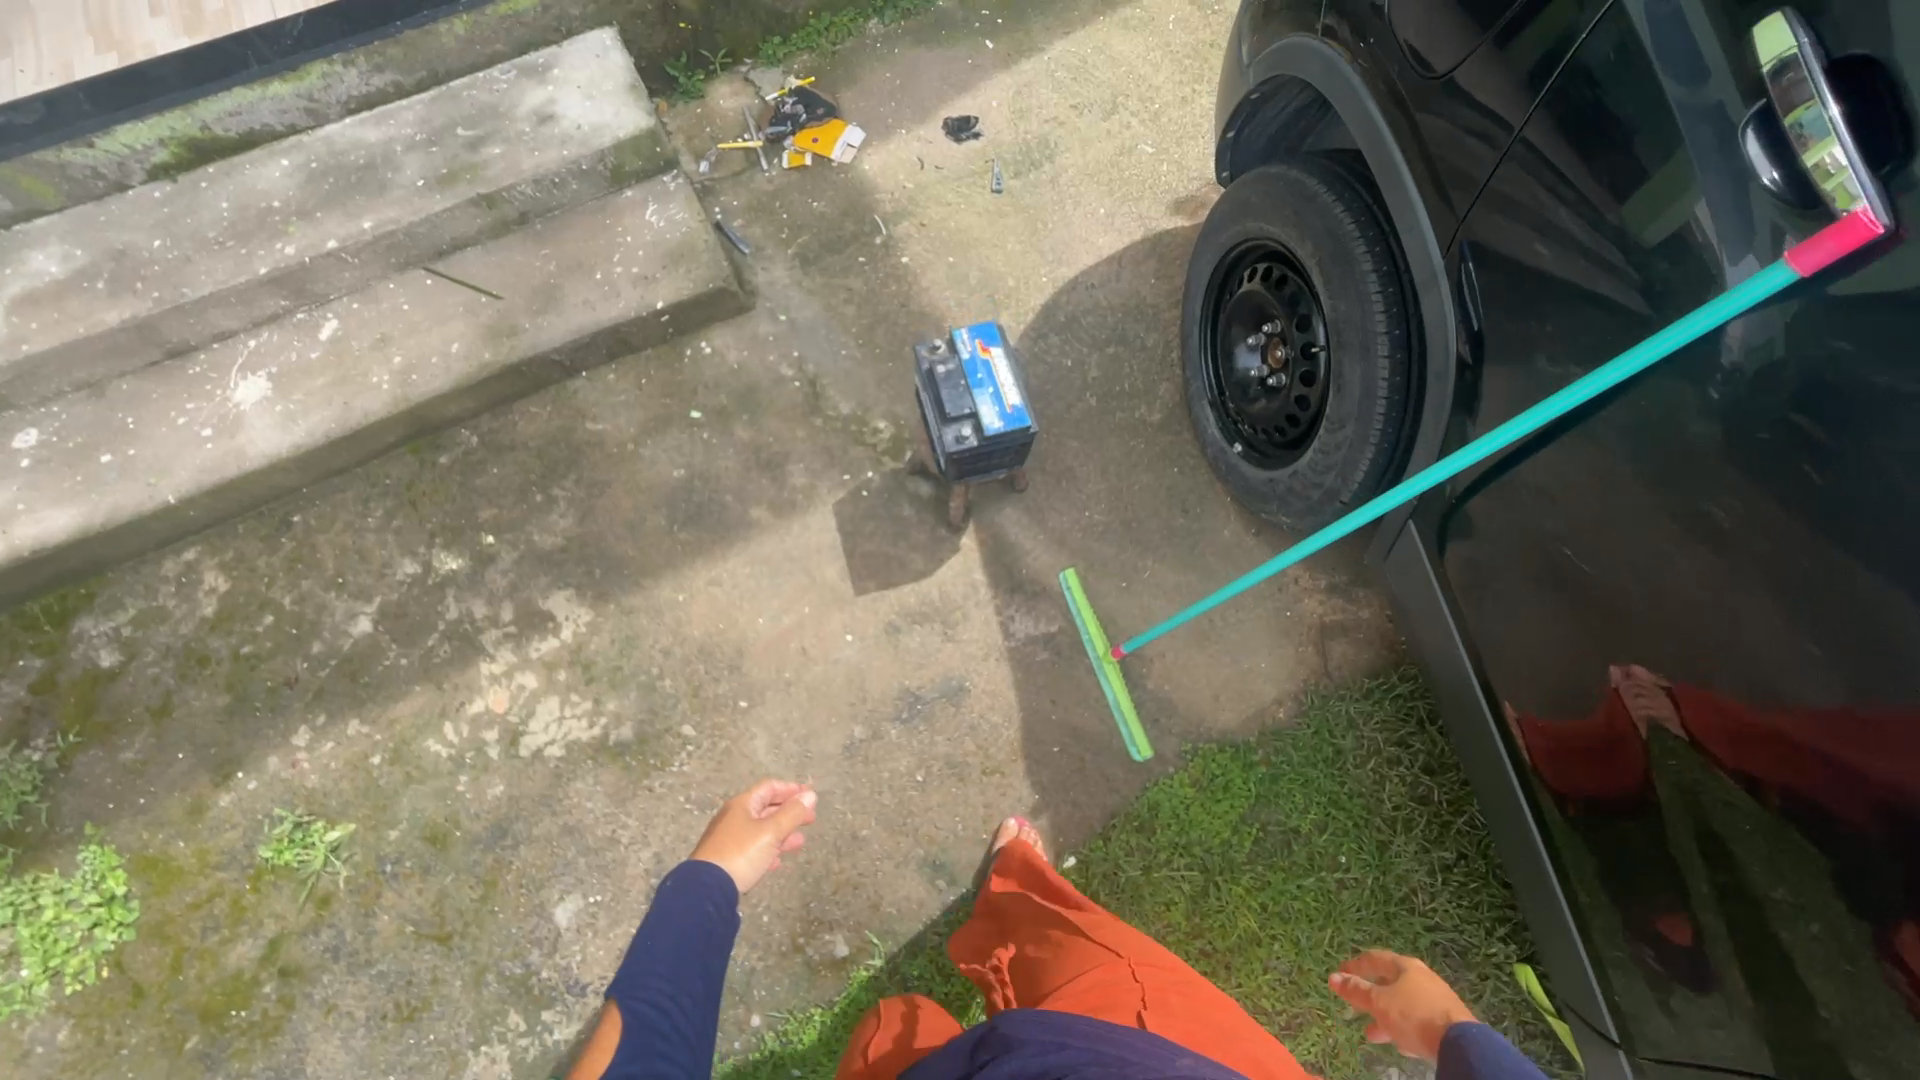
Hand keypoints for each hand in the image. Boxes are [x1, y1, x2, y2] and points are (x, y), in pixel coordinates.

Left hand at [690, 779, 817, 894]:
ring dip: (782, 833)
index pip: (770, 788)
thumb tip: (810, 795)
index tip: (810, 796)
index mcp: (742, 805)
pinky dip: (768, 850)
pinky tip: (777, 861)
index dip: (791, 789)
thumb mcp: (771, 832)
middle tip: (810, 818)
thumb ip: (792, 814)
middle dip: (789, 813)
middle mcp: (734, 818)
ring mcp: (729, 839)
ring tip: (800, 842)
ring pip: (761, 830)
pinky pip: (752, 849)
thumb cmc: (741, 853)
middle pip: (766, 808)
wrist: (706, 890)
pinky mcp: (727, 860)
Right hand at [1328, 950, 1477, 1060]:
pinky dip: (1404, 1028)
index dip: (1356, 965)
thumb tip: (1333, 978)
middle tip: (1355, 1008)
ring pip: (1403, 1005)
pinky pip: (1418, 1021)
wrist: (1461, 1045)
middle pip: (1390, 984)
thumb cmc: (1414, 1015)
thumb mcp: (1379, 1003)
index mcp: (1405, 967)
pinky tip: (1399, 1043)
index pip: (1375, 959)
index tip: (1341, 973)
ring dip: (1385, 1017)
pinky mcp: (1447, 1023)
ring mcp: (1437, 1000)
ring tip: (1372, 1034)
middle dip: (1370, 997)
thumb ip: (1356, 991)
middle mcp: (1422, 979)